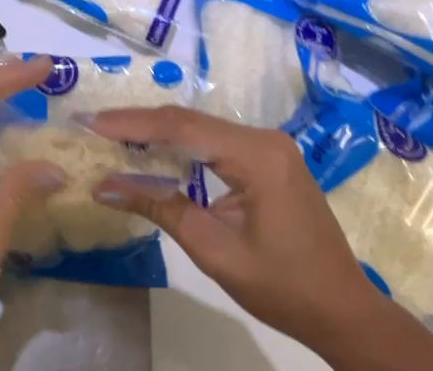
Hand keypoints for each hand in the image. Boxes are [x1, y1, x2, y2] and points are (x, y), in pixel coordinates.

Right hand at [84, 107, 390, 353]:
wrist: (344, 312)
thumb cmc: (282, 286)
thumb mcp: (214, 250)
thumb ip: (159, 207)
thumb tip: (101, 185)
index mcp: (257, 156)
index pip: (181, 127)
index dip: (130, 124)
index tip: (89, 122)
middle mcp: (264, 139)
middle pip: (187, 120)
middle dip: (136, 123)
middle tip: (90, 125)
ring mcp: (268, 146)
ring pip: (198, 127)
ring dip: (154, 131)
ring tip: (109, 134)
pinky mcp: (267, 158)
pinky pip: (212, 140)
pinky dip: (177, 143)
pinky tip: (149, 150)